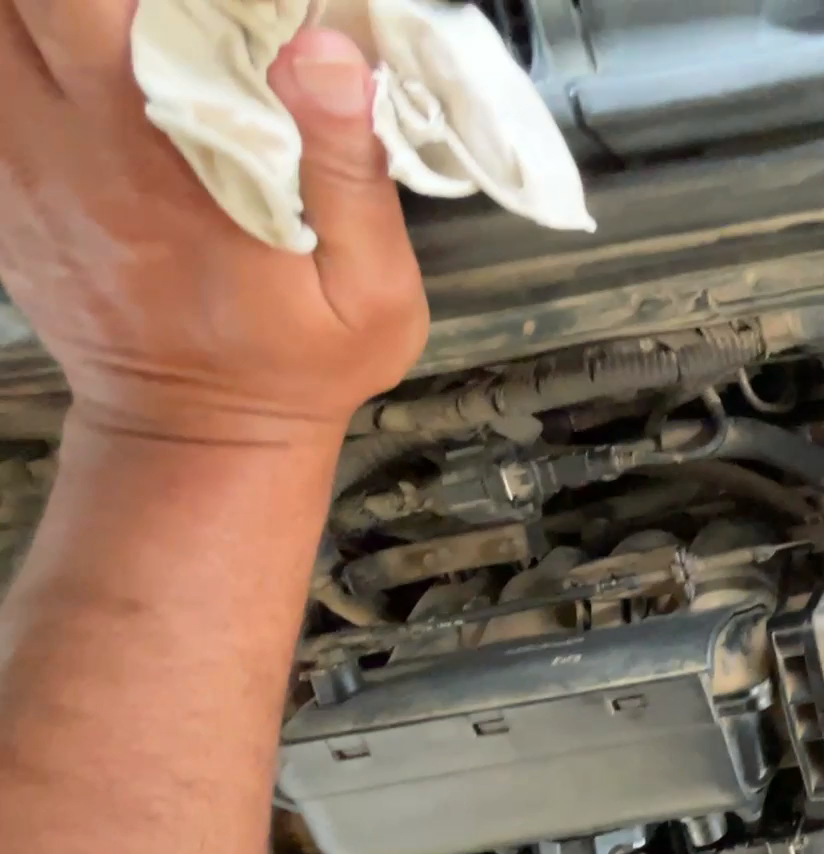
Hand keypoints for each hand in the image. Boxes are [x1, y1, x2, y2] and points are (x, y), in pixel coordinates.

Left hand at [0, 6, 425, 443]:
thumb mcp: (374, 290)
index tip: (252, 12)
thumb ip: (352, 175)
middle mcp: (67, 132)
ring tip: (143, 44)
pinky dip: (32, 53)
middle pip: (43, 3)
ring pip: (1, 29)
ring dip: (62, 19)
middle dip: (120, 2)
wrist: (202, 428)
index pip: (125, 5)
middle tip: (206, 19)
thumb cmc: (308, 362)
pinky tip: (99, 73)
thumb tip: (328, 53)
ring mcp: (14, 150)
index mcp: (171, 153)